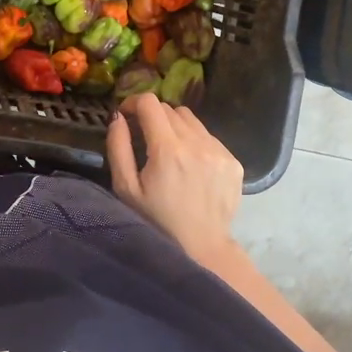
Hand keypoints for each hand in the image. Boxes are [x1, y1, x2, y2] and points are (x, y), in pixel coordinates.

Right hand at [106, 92, 242, 262]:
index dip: (134, 103)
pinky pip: (208, 136)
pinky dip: (195, 141)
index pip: (150, 103)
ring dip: (175, 126)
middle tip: (145, 137)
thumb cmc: (157, 220)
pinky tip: (190, 164)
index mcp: (167, 149)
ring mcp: (219, 151)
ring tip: (169, 150)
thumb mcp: (126, 188)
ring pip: (191, 119)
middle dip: (153, 117)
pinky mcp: (233, 161)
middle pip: (170, 109)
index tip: (127, 116)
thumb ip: (118, 147)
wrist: (202, 248)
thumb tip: (118, 117)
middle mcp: (196, 143)